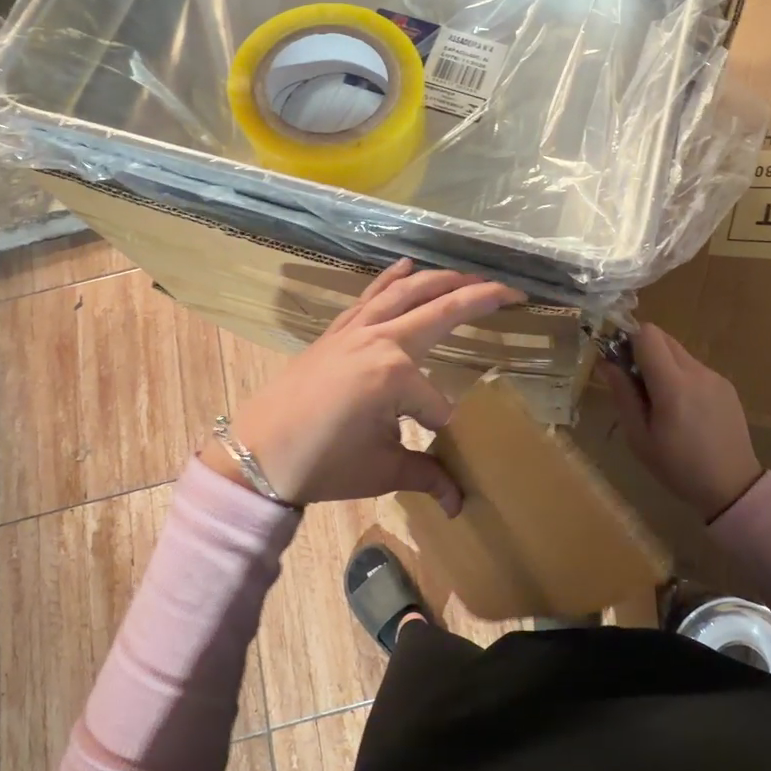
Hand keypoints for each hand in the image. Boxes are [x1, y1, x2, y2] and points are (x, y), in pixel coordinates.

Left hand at [200, 259, 523, 515]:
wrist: (256, 455)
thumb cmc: (322, 464)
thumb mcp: (382, 470)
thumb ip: (427, 476)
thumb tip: (458, 505)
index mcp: (395, 376)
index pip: (439, 402)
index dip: (442, 428)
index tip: (435, 448)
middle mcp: (381, 341)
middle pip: (441, 313)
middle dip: (481, 298)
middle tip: (514, 292)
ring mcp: (356, 330)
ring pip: (408, 292)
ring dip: (443, 279)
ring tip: (472, 275)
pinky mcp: (337, 330)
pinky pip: (369, 296)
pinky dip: (391, 279)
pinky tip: (409, 266)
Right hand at [598, 323, 763, 519]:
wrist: (732, 486)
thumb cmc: (678, 467)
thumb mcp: (639, 437)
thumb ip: (622, 394)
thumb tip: (606, 362)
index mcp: (672, 385)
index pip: (647, 334)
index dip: (628, 340)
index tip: (619, 363)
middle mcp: (696, 372)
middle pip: (663, 337)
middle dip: (643, 350)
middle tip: (635, 383)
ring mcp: (715, 377)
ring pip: (679, 352)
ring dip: (663, 365)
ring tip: (660, 402)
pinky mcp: (726, 385)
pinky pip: (695, 368)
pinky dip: (681, 377)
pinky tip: (684, 410)